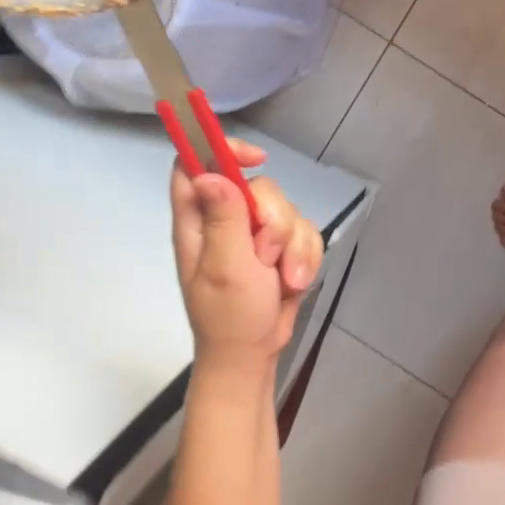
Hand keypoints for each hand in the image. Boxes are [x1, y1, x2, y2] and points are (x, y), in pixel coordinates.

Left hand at [171, 139, 324, 368]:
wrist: (254, 354)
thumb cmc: (230, 316)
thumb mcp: (226, 268)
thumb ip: (224, 220)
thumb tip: (210, 174)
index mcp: (198, 222)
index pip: (197, 164)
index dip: (221, 150)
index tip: (255, 160)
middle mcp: (226, 220)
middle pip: (260, 188)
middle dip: (275, 221)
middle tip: (267, 256)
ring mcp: (255, 234)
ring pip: (289, 211)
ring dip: (295, 248)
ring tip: (284, 281)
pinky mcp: (282, 247)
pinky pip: (305, 232)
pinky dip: (306, 257)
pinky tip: (295, 282)